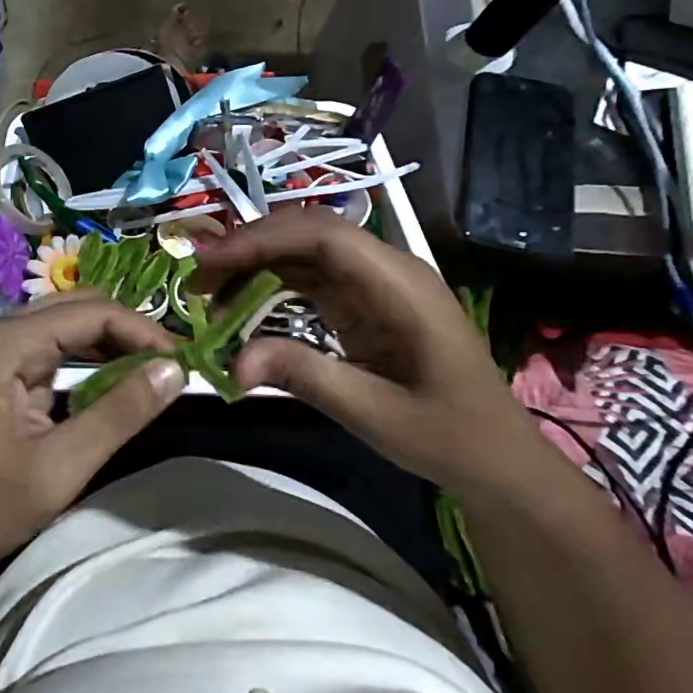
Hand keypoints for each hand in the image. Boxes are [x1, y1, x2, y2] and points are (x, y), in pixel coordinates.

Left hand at [0, 295, 181, 640]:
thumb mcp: (61, 466)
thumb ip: (119, 413)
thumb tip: (176, 370)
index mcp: (7, 342)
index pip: (93, 312)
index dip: (143, 331)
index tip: (183, 362)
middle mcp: (2, 330)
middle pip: (83, 307)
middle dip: (132, 330)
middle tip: (173, 364)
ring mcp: (0, 347)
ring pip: (73, 322)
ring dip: (116, 341)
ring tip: (157, 369)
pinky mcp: (4, 367)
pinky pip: (60, 345)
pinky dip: (95, 356)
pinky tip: (121, 377)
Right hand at [193, 209, 534, 491]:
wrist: (496, 458)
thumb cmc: (448, 435)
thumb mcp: (374, 413)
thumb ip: (305, 377)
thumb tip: (231, 365)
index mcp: (401, 284)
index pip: (323, 236)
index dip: (261, 240)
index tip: (209, 264)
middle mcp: (388, 270)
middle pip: (309, 235)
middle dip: (250, 249)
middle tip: (197, 282)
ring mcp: (377, 284)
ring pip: (306, 253)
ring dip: (256, 267)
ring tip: (211, 297)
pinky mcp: (367, 303)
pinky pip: (312, 280)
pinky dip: (273, 288)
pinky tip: (244, 308)